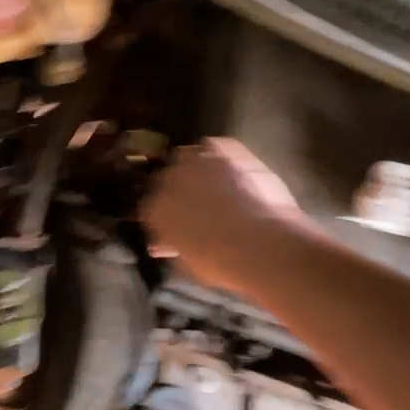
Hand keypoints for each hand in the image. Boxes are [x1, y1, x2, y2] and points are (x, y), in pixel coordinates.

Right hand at [141, 138, 315, 291]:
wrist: (260, 244)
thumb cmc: (221, 263)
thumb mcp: (188, 262)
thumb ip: (174, 246)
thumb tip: (167, 245)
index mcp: (155, 209)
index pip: (150, 205)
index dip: (164, 212)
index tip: (175, 221)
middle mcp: (168, 179)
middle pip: (167, 176)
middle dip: (178, 187)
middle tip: (196, 201)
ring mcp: (196, 161)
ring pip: (188, 156)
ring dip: (196, 166)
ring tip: (213, 181)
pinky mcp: (224, 150)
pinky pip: (216, 146)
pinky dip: (221, 155)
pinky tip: (233, 168)